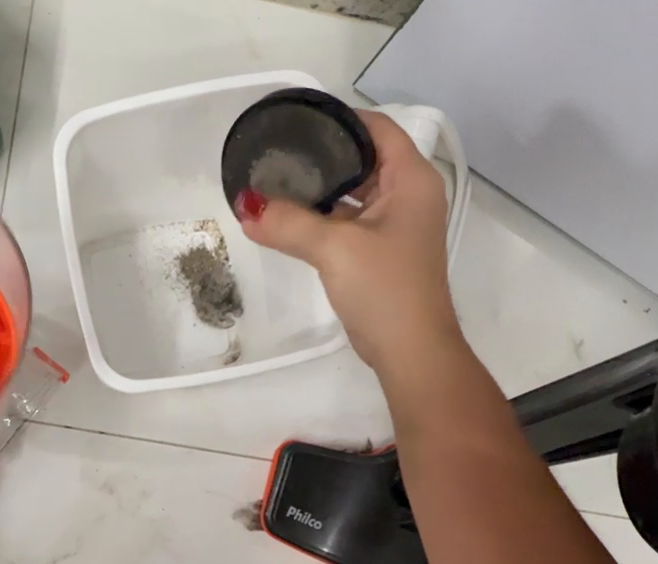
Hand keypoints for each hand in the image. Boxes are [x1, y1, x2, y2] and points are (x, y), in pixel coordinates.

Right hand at [235, 110, 461, 374]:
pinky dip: (323, 219)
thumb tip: (246, 206)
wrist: (411, 350)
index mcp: (411, 179)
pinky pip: (348, 223)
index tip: (297, 120)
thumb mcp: (335, 249)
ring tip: (276, 183)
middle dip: (321, 156)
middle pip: (362, 159)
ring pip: (353, 194)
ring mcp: (395, 226)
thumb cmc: (385, 289)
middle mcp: (408, 195)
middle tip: (276, 153)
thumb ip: (289, 224)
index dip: (339, 119)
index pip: (376, 128)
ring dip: (319, 191)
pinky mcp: (380, 254)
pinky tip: (291, 222)